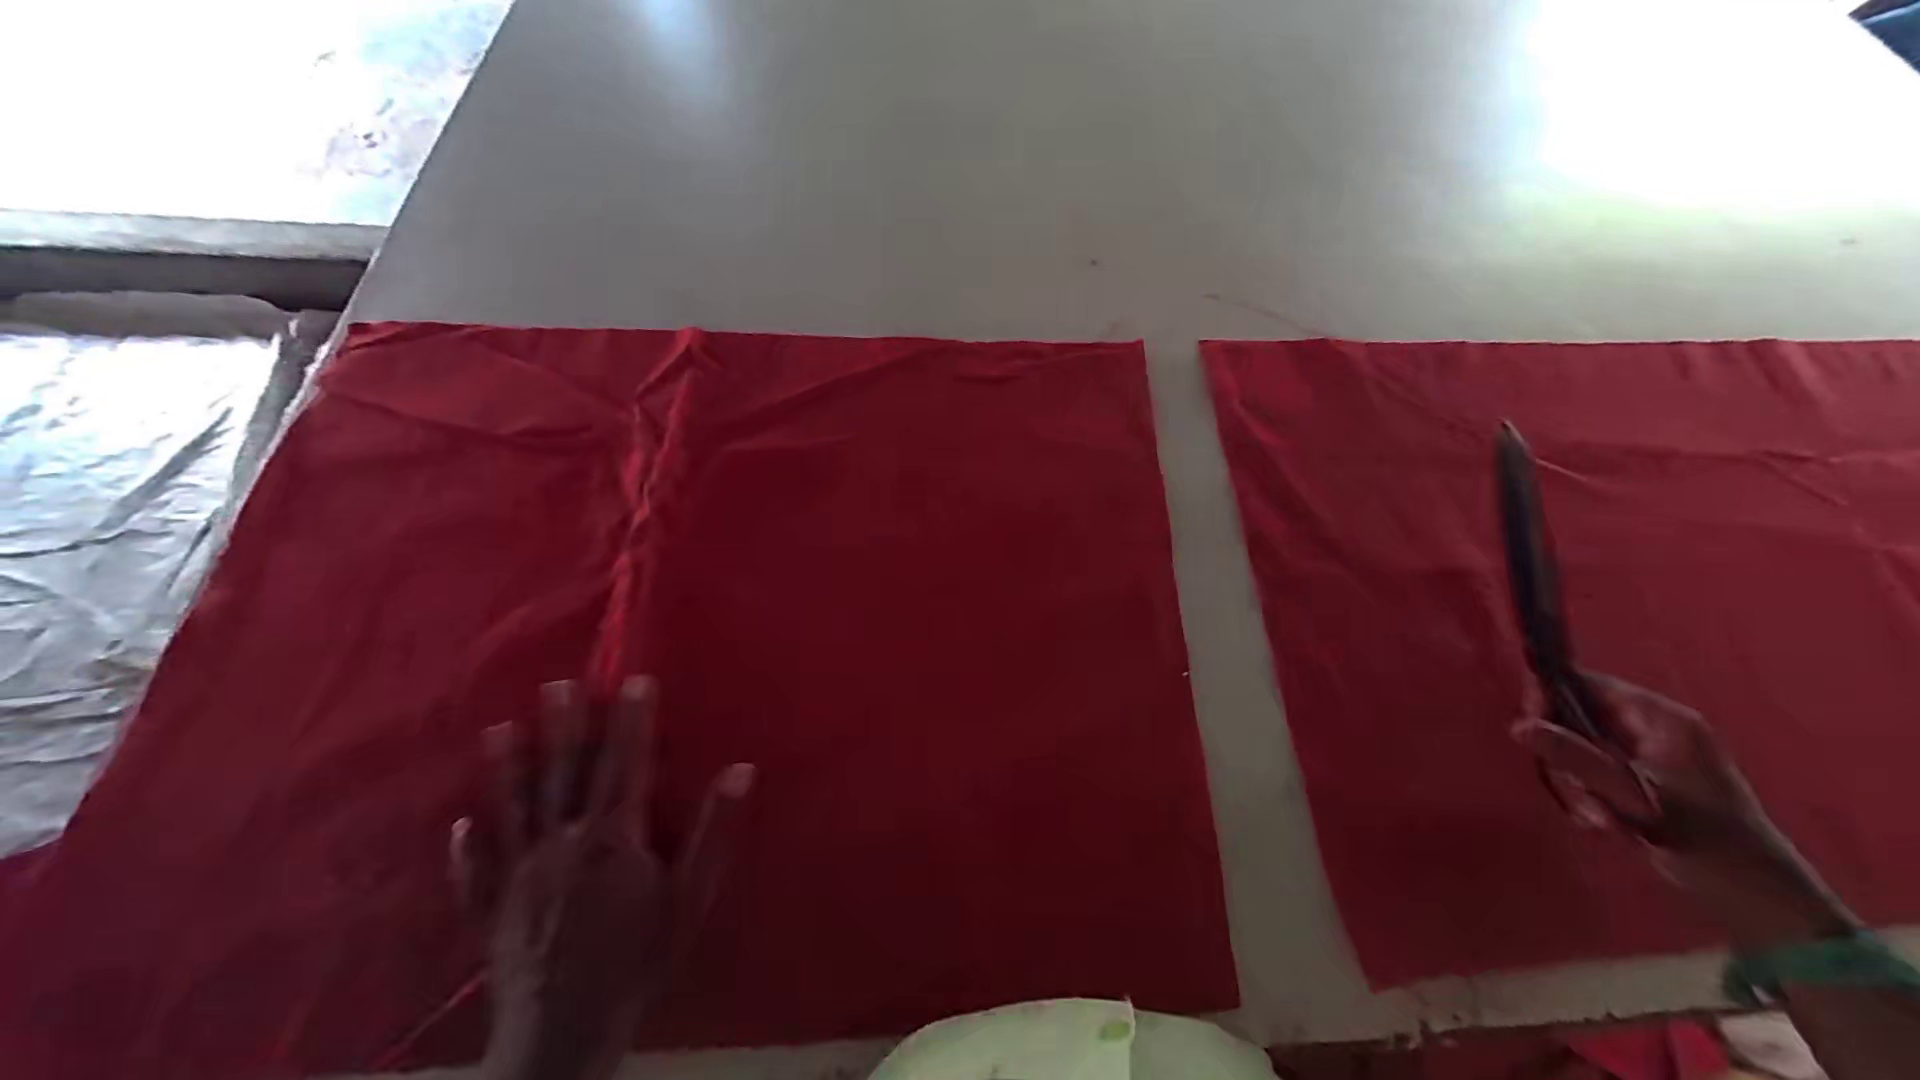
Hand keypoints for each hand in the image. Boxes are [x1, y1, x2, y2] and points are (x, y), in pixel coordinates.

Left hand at [451, 678, 754, 1079]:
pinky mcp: (490, 910)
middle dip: (565, 726)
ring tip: (500, 728)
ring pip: (514, 809)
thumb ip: (713, 831)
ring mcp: (519, 875)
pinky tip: (460, 823)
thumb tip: (740, 770)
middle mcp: (561, 844)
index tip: (636, 680)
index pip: (626, 764)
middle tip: (558, 683)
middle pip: (565, 775)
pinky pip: (475, 869)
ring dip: (509, 767)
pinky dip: (467, 845)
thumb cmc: (639, 961)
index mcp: (613, 838)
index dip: (633, 721)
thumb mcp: (691, 896)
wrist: (564, 1034)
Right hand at [1512, 673, 1854, 948]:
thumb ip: (1574, 757)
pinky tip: (1603, 824)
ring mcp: (1650, 756)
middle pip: (1577, 718)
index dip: (1549, 698)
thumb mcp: (1634, 796)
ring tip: (1597, 820)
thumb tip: (1517, 726)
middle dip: (1565, 756)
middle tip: (1570, 788)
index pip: (1586, 684)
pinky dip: (1589, 796)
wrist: (1763, 903)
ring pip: (1580, 749)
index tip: (1529, 730)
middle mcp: (1654, 729)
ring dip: (1577, 784)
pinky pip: (1594, 772)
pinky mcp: (1644, 781)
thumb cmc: (1707, 841)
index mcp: (1663, 719)